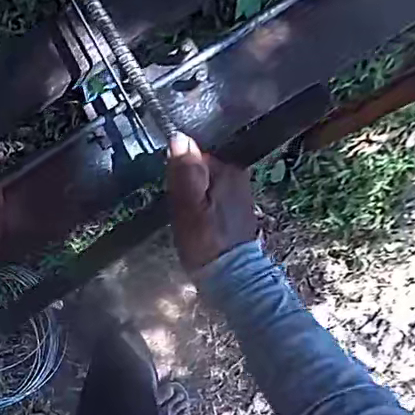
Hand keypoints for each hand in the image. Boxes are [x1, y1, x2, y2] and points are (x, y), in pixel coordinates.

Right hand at [165, 131, 257, 271]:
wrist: (232, 278)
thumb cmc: (206, 241)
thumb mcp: (188, 205)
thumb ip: (185, 171)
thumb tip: (178, 137)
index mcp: (227, 170)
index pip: (194, 157)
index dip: (178, 174)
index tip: (174, 196)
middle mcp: (238, 177)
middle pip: (201, 171)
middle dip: (187, 186)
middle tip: (180, 211)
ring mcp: (241, 195)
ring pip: (207, 187)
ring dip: (194, 199)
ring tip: (188, 220)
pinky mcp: (238, 212)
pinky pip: (214, 201)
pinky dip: (204, 209)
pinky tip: (199, 226)